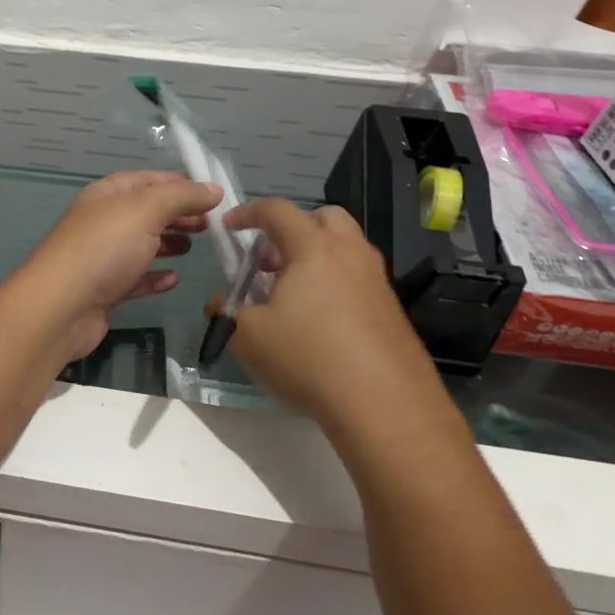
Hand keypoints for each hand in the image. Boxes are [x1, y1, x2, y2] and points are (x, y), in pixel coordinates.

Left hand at [13, 171, 221, 360]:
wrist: (61, 306)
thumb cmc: (104, 248)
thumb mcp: (146, 210)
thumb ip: (182, 197)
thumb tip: (214, 190)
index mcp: (106, 196)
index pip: (146, 180)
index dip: (178, 184)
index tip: (211, 194)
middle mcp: (101, 223)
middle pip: (145, 213)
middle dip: (177, 215)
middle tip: (209, 225)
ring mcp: (101, 258)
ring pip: (140, 246)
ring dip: (167, 244)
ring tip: (193, 247)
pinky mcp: (103, 291)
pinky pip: (134, 279)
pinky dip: (154, 277)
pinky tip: (174, 279)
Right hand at [220, 198, 447, 428]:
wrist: (382, 404)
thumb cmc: (307, 357)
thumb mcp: (247, 336)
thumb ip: (228, 311)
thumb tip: (223, 302)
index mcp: (314, 249)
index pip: (278, 210)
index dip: (248, 212)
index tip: (229, 226)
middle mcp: (351, 254)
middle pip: (324, 218)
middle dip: (292, 229)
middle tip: (269, 261)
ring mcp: (376, 282)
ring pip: (344, 250)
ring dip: (314, 259)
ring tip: (288, 296)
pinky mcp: (390, 311)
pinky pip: (356, 281)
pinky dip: (332, 286)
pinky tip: (315, 324)